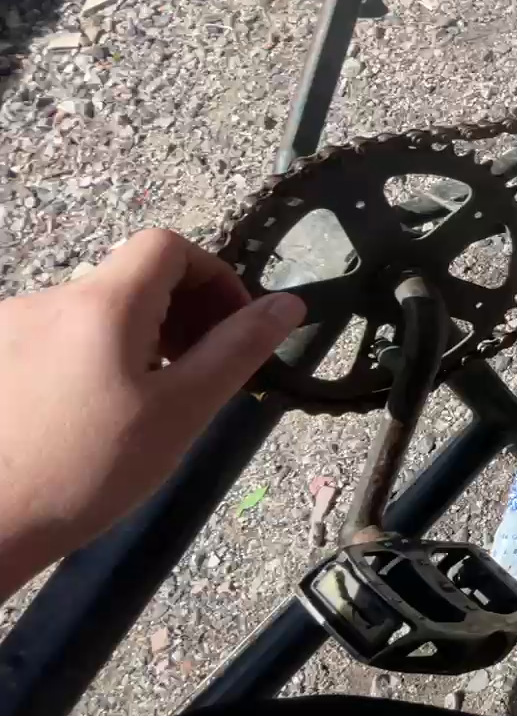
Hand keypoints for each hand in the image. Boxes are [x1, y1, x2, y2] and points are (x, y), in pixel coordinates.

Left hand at [0, 230, 303, 598]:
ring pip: (97, 313)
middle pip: (134, 280)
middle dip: (187, 313)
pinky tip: (100, 410)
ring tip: (156, 396)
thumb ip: (240, 346)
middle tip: (208, 368)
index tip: (234, 324)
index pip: (167, 248)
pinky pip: (59, 339)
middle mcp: (40, 305)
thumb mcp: (186, 406)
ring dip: (145, 337)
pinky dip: (100, 357)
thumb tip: (288, 303)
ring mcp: (0, 334)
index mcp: (98, 306)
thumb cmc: (88, 467)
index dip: (215, 274)